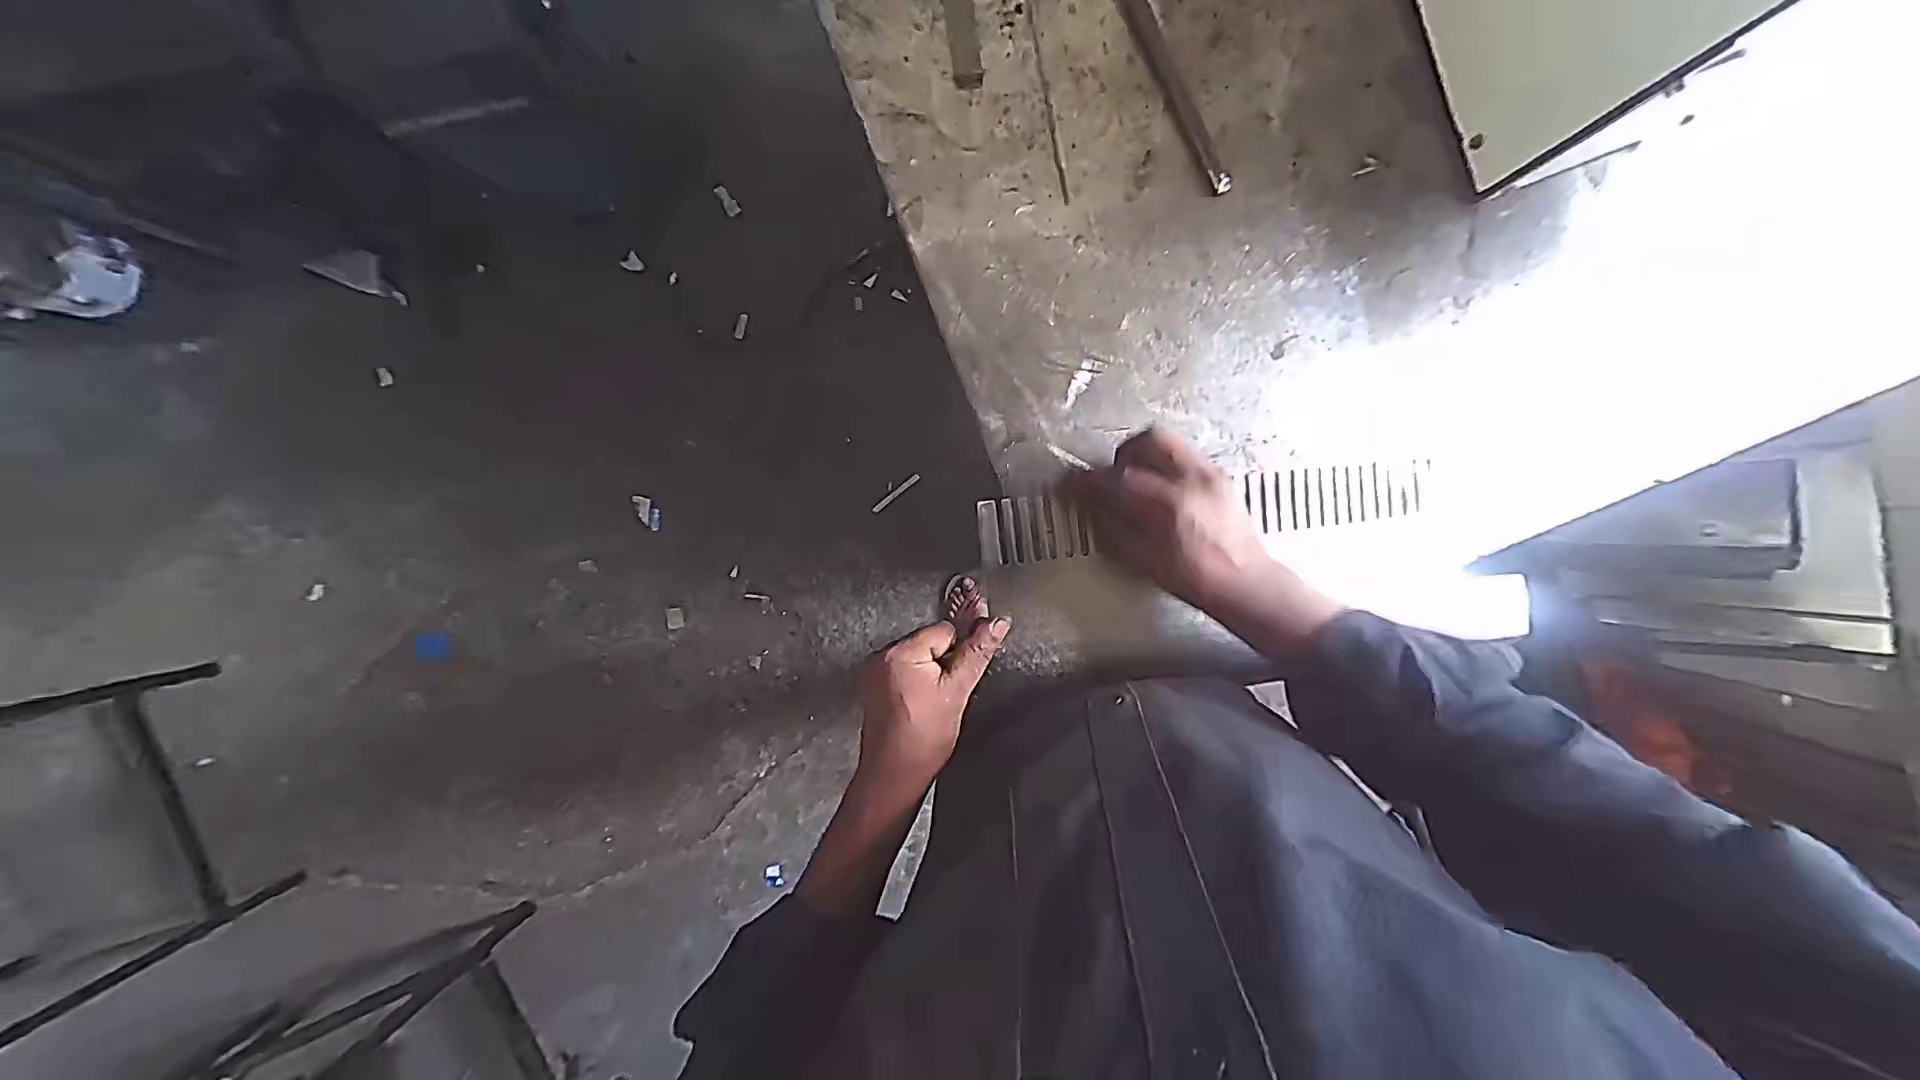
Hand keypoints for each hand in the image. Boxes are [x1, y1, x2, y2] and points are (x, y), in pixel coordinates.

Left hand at [796, 615, 1010, 916]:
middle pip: (929, 642)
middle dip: (942, 663)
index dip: (958, 655)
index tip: (956, 680)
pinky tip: (919, 706)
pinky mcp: (873, 686)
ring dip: (930, 673)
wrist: (894, 776)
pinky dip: (916, 683)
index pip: (944, 631)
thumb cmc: (920, 741)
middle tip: (942, 696)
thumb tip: (996, 624)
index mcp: (899, 653)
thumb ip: (977, 653)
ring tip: (930, 704)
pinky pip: (904, 671)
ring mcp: (874, 672)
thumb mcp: (957, 692)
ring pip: (918, 657)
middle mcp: (881, 657)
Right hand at [1063, 428, 1344, 649]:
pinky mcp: (1219, 477)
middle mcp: (1193, 480)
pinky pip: (1183, 455)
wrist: (1244, 584)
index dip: (1087, 480)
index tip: (1071, 483)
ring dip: (1143, 456)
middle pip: (1146, 441)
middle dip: (1120, 456)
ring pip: (1167, 441)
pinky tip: (1159, 488)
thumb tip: (1093, 505)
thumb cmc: (1199, 580)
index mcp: (1170, 504)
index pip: (1117, 477)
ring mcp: (1210, 475)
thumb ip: (1114, 527)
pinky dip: (1163, 465)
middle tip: (1109, 477)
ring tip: (1134, 480)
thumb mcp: (1143, 560)